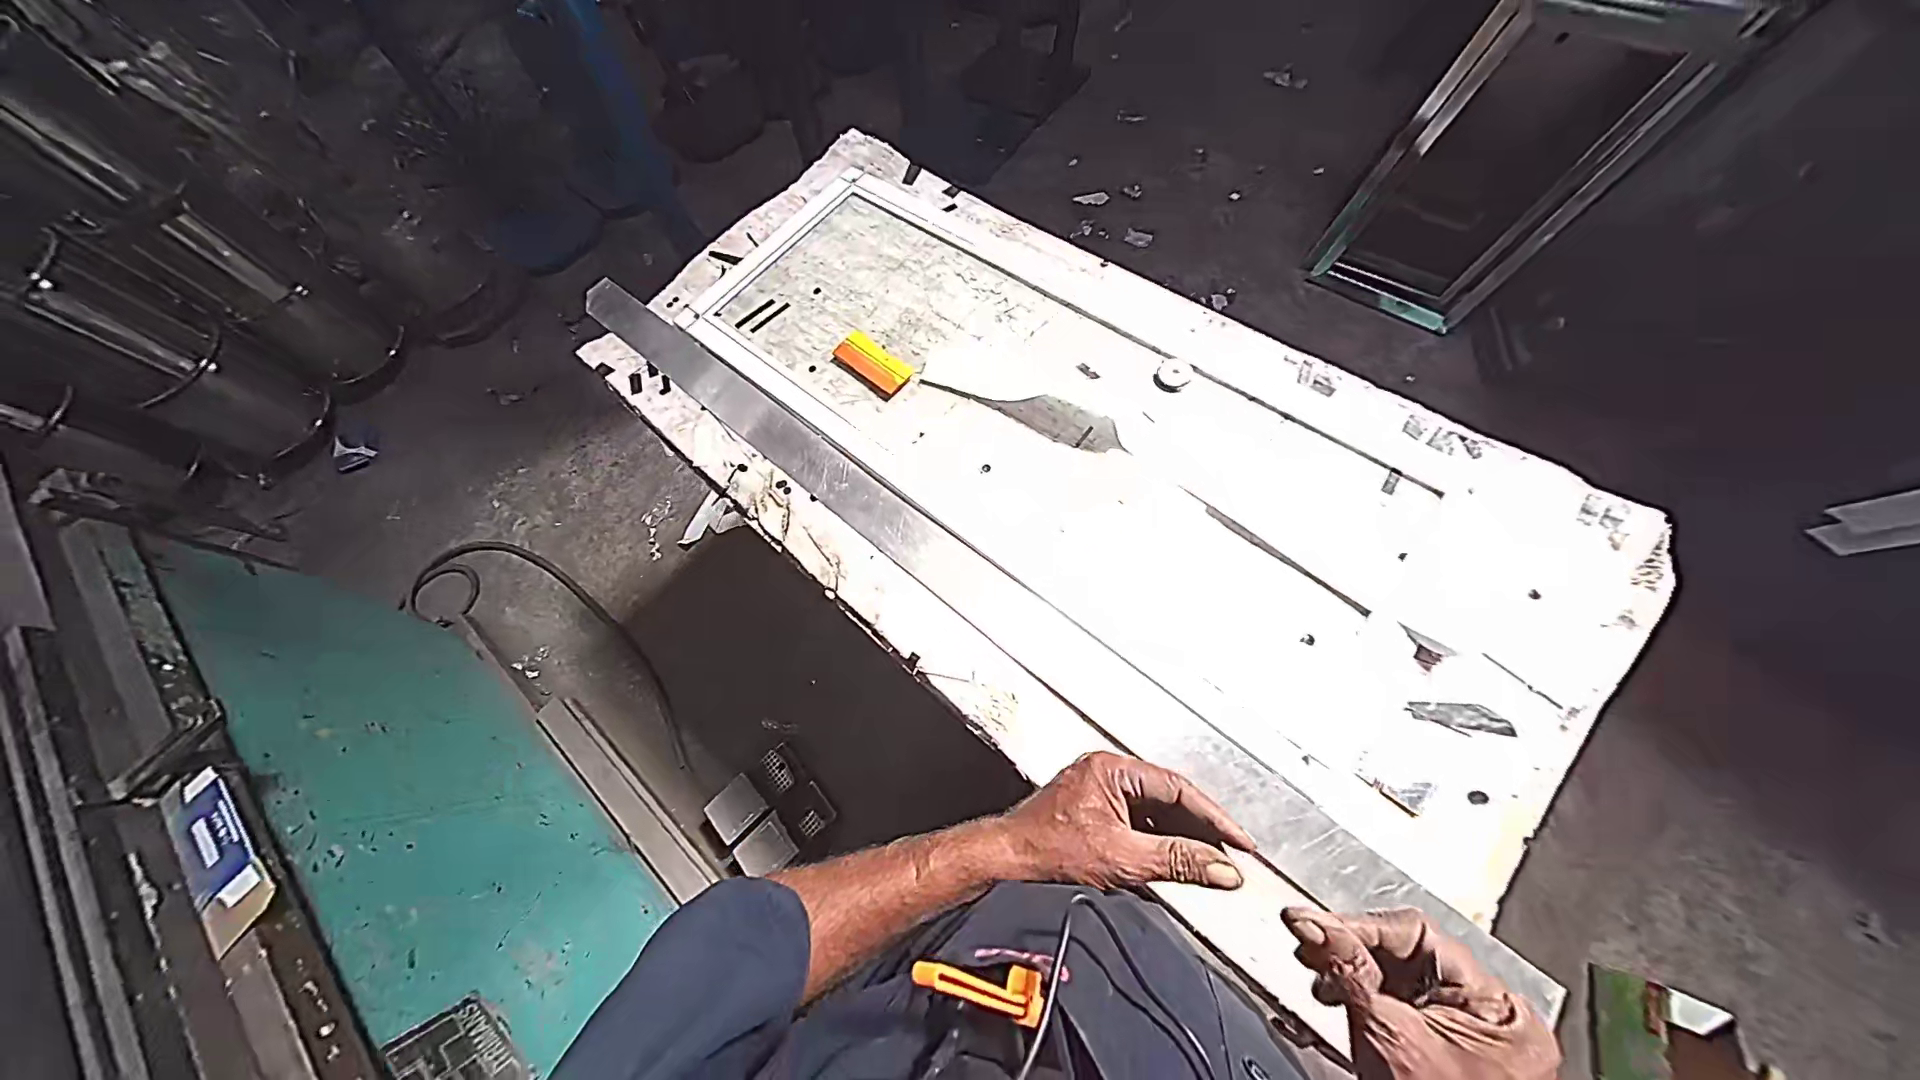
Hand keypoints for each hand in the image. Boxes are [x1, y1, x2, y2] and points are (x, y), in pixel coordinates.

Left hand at [995, 751, 1256, 889]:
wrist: (1010, 859)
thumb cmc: (1049, 848)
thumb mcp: (1123, 857)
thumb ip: (1176, 861)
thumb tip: (1219, 867)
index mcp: (1112, 769)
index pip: (1176, 787)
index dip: (1212, 815)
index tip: (1238, 840)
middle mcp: (1106, 772)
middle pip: (1167, 797)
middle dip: (1199, 827)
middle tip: (1228, 854)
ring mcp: (1099, 790)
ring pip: (1154, 811)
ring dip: (1180, 836)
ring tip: (1208, 862)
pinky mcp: (1095, 809)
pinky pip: (1138, 821)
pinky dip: (1158, 841)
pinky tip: (1174, 860)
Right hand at [1281, 908, 1560, 1079]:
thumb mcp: (1383, 1032)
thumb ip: (1345, 966)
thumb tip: (1309, 920)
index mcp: (1501, 1011)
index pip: (1418, 933)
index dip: (1360, 927)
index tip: (1316, 927)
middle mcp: (1492, 1018)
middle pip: (1407, 952)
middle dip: (1351, 951)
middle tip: (1311, 950)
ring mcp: (1468, 1035)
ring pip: (1397, 975)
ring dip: (1350, 973)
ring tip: (1322, 983)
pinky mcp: (1442, 1049)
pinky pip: (1396, 1002)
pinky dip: (1361, 997)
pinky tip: (1336, 999)